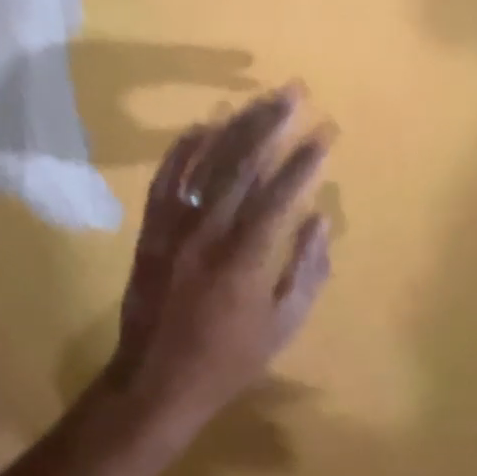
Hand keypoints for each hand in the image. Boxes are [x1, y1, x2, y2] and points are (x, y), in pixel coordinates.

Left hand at [105, 84, 334, 430]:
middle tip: (294, 92)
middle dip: (271, 122)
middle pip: (242, 162)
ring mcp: (173, 225)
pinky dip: (185, 147)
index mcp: (245, 258)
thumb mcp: (281, 326)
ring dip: (234, 124)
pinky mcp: (150, 228)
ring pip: (206, 161)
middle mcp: (208, 231)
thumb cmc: (227, 360)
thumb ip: (306, 270)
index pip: (280, 192)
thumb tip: (320, 217)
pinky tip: (205, 124)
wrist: (153, 383)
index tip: (326, 131)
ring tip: (258, 98)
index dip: (305, 159)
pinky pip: (166, 176)